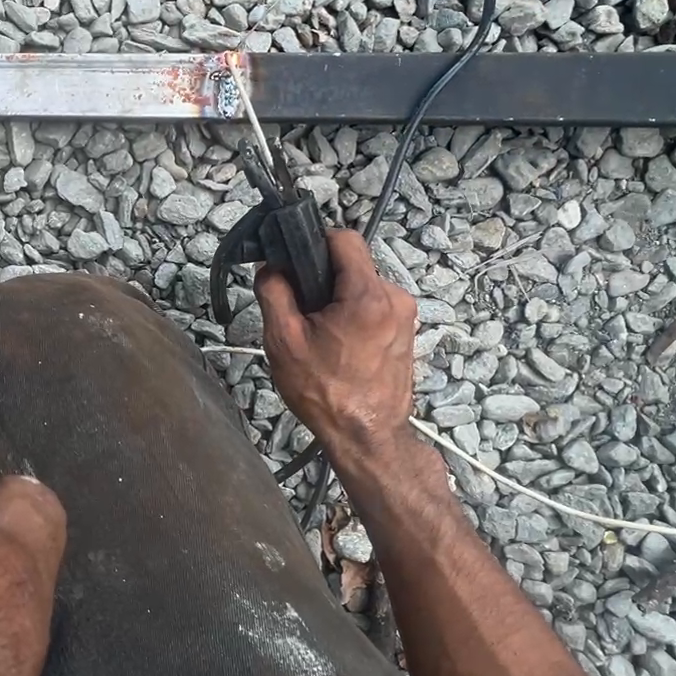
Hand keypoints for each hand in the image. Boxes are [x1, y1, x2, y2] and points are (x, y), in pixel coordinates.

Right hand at [255, 229, 423, 468]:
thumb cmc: (323, 391)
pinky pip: (372, 306)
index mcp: (368, 295)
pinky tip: (335, 345)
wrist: (365, 436)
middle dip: (321, 280)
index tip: (292, 267)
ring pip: (360, 286)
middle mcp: (395, 298)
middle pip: (350, 264)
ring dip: (335, 299)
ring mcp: (404, 316)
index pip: (343, 238)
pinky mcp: (404, 331)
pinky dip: (350, 315)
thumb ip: (273, 292)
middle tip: (298, 313)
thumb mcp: (283, 339)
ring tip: (316, 335)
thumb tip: (271, 266)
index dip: (312, 244)